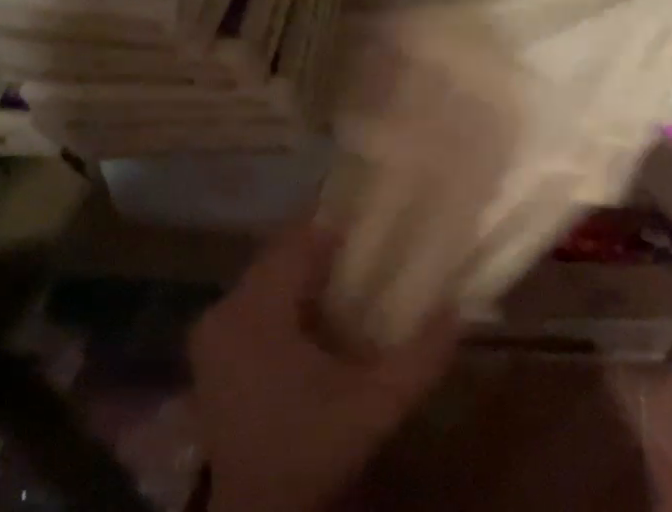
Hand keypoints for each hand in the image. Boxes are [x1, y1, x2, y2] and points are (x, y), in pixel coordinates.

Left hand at [189, 223, 457, 511]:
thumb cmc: (310, 449)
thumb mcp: (377, 405)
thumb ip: (422, 355)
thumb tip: (459, 307)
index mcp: (254, 312)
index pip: (298, 239)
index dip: (343, 225)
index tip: (385, 222)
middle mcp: (223, 312)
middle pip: (283, 255)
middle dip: (331, 251)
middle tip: (382, 252)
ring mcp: (212, 336)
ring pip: (271, 280)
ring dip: (312, 276)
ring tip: (362, 281)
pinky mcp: (214, 357)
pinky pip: (259, 305)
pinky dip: (294, 302)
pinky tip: (328, 320)